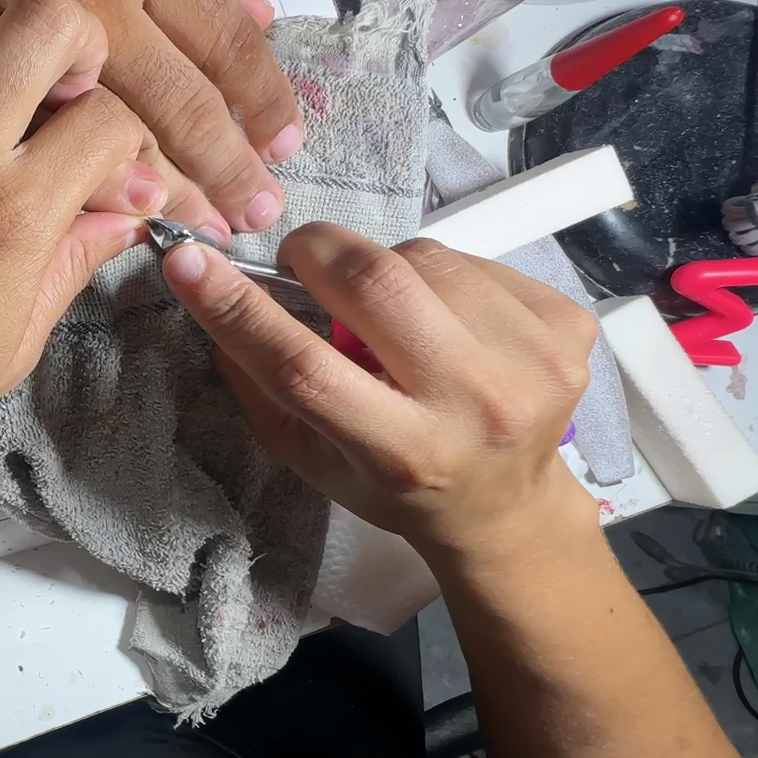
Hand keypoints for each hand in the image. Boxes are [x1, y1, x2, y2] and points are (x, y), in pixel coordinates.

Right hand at [160, 223, 598, 558]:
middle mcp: (475, 406)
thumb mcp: (303, 454)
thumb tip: (217, 296)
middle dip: (316, 252)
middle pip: (377, 285)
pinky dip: (432, 274)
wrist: (506, 505)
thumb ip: (257, 382)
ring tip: (380, 310)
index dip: (236, 307)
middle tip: (297, 263)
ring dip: (378, 267)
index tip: (188, 261)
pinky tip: (436, 318)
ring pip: (423, 257)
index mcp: (398, 450)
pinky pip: (472, 259)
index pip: (300, 365)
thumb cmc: (386, 483)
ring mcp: (536, 361)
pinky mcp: (570, 326)